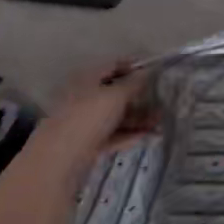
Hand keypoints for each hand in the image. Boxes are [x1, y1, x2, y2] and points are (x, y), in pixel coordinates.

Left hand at [38, 60, 157, 172]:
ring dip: (139, 117)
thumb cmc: (89, 116)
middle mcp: (84, 96)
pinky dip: (130, 133)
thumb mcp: (117, 95)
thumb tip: (149, 72)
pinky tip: (149, 136)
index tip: (156, 72)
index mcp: (87, 78)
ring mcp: (85, 121)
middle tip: (162, 100)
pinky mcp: (88, 143)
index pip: (113, 65)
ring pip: (116, 115)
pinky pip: (113, 133)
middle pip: (115, 92)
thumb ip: (135, 83)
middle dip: (140, 96)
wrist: (60, 158)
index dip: (135, 66)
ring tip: (160, 121)